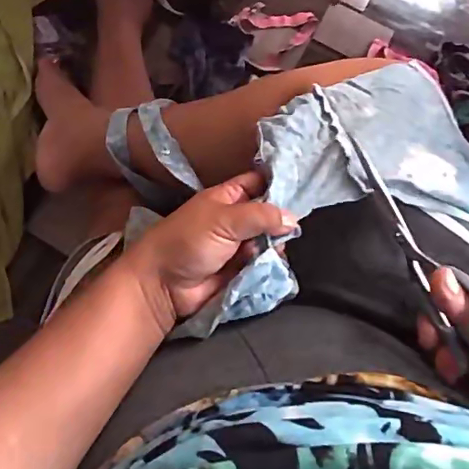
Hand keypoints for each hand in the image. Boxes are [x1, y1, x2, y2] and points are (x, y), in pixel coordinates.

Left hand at [116, 171, 295, 327]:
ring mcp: (238, 245)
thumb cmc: (188, 242)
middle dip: (282, 221)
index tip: (305, 186)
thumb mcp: (225, 220)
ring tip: (274, 251)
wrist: (162, 286)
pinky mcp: (241, 270)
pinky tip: (271, 265)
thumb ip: (261, 216)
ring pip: (270, 241)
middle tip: (290, 229)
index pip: (259, 182)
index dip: (279, 182)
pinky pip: (264, 264)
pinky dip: (269, 265)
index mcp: (229, 197)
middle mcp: (236, 219)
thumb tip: (293, 219)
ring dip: (275, 246)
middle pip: (270, 214)